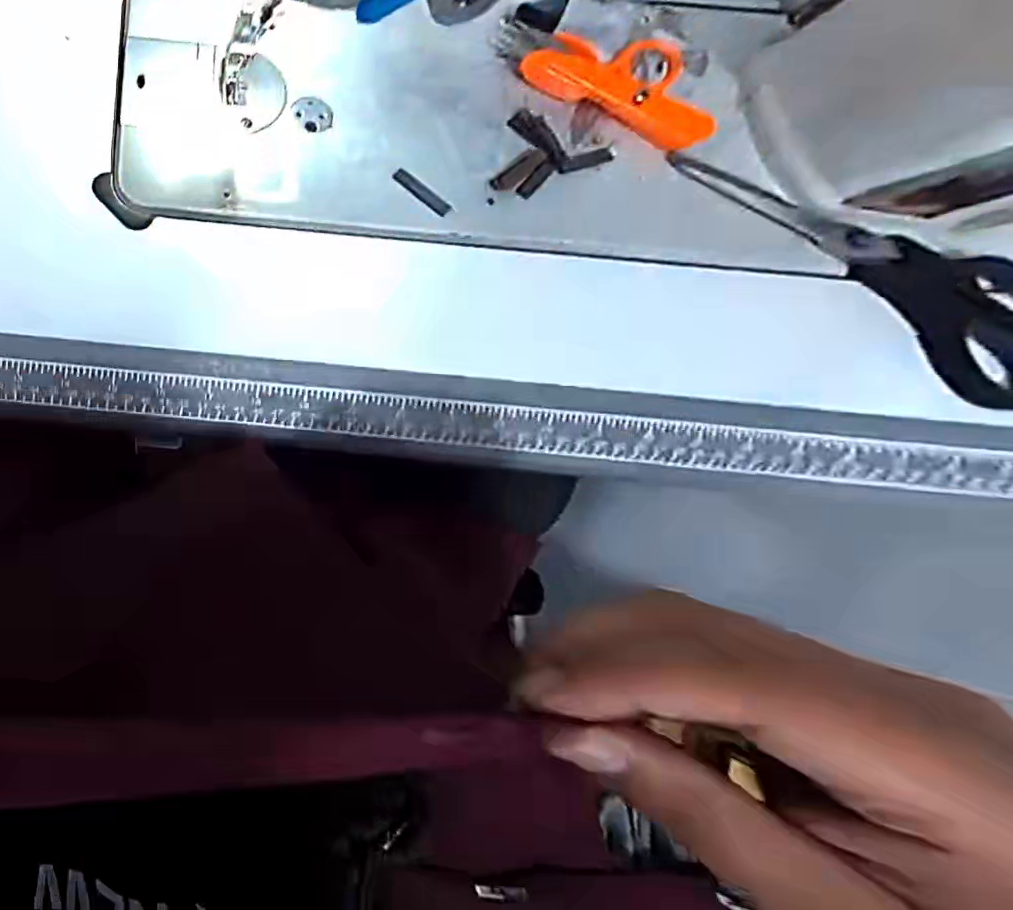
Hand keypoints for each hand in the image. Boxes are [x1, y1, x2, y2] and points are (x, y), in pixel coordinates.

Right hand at [518, 591, 1012, 909]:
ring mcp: (861, 677)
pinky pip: (709, 646)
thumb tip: (568, 738)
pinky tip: (609, 701)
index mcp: (924, 753)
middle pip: (699, 627)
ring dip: (603, 648)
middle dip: (591, 651)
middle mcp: (889, 686)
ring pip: (692, 622)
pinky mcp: (834, 684)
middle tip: (521, 698)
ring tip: (550, 695)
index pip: (734, 676)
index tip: (530, 703)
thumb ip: (707, 823)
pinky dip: (637, 663)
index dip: (618, 677)